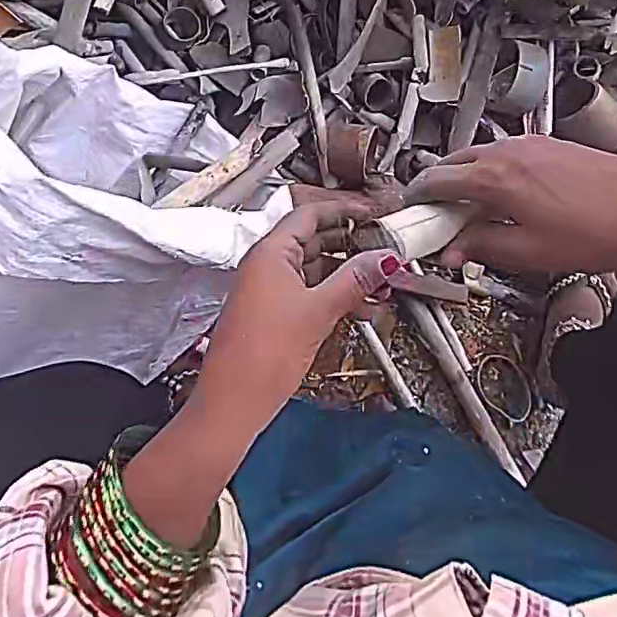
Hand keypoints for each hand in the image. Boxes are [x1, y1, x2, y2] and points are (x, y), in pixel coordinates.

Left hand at [195, 199, 397, 430]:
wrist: (232, 406)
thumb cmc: (262, 356)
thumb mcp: (318, 311)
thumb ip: (354, 280)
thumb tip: (384, 259)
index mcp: (270, 253)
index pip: (310, 214)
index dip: (343, 210)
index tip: (371, 213)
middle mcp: (267, 265)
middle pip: (314, 239)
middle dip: (351, 245)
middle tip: (382, 249)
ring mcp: (269, 289)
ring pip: (315, 268)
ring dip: (346, 273)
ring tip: (378, 282)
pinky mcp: (274, 312)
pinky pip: (310, 290)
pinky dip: (335, 293)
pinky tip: (359, 306)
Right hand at [402, 137, 616, 275]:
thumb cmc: (598, 229)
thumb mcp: (528, 253)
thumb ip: (481, 246)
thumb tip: (455, 250)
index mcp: (495, 178)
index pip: (435, 181)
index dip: (416, 199)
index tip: (412, 214)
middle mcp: (507, 152)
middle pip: (451, 164)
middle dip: (437, 188)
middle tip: (436, 217)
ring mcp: (528, 144)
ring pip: (477, 156)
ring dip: (463, 178)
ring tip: (471, 211)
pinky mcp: (546, 144)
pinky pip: (502, 153)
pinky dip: (489, 171)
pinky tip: (502, 196)